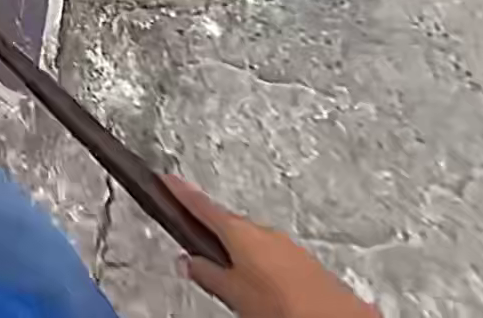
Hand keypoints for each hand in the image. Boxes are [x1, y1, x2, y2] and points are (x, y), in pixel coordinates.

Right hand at [166, 176, 379, 317]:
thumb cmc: (285, 309)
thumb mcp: (233, 295)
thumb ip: (206, 273)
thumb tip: (188, 262)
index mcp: (238, 231)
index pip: (199, 204)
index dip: (179, 191)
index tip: (166, 178)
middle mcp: (265, 234)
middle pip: (229, 225)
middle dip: (213, 231)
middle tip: (197, 238)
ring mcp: (294, 251)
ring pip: (256, 244)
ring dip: (241, 252)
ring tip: (234, 274)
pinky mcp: (316, 272)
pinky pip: (279, 260)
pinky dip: (266, 267)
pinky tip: (268, 288)